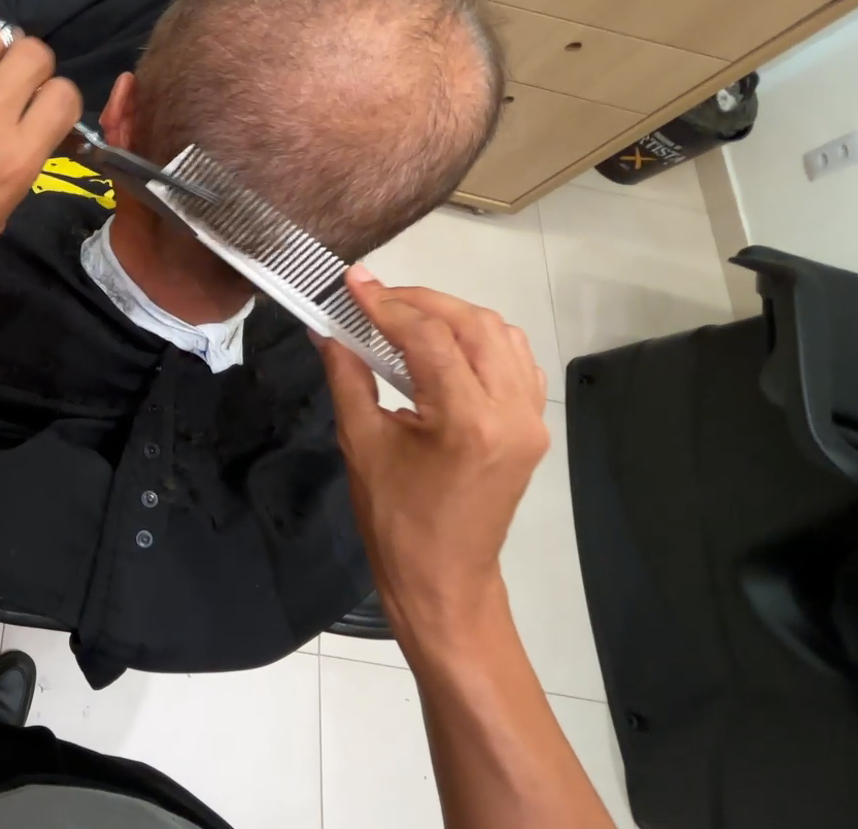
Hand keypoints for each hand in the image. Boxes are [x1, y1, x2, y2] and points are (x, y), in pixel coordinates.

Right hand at [314, 268, 548, 637]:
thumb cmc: (393, 517)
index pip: (428, 337)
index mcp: (467, 420)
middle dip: (420, 300)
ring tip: (403, 314)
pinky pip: (514, 360)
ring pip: (500, 335)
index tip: (351, 281)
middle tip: (373, 295)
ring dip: (451, 315)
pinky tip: (442, 344)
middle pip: (473, 324)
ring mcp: (530, 418)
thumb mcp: (360, 442)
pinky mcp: (531, 425)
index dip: (385, 303)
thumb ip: (347, 376)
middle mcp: (511, 411)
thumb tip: (326, 330)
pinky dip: (478, 339)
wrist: (442, 576)